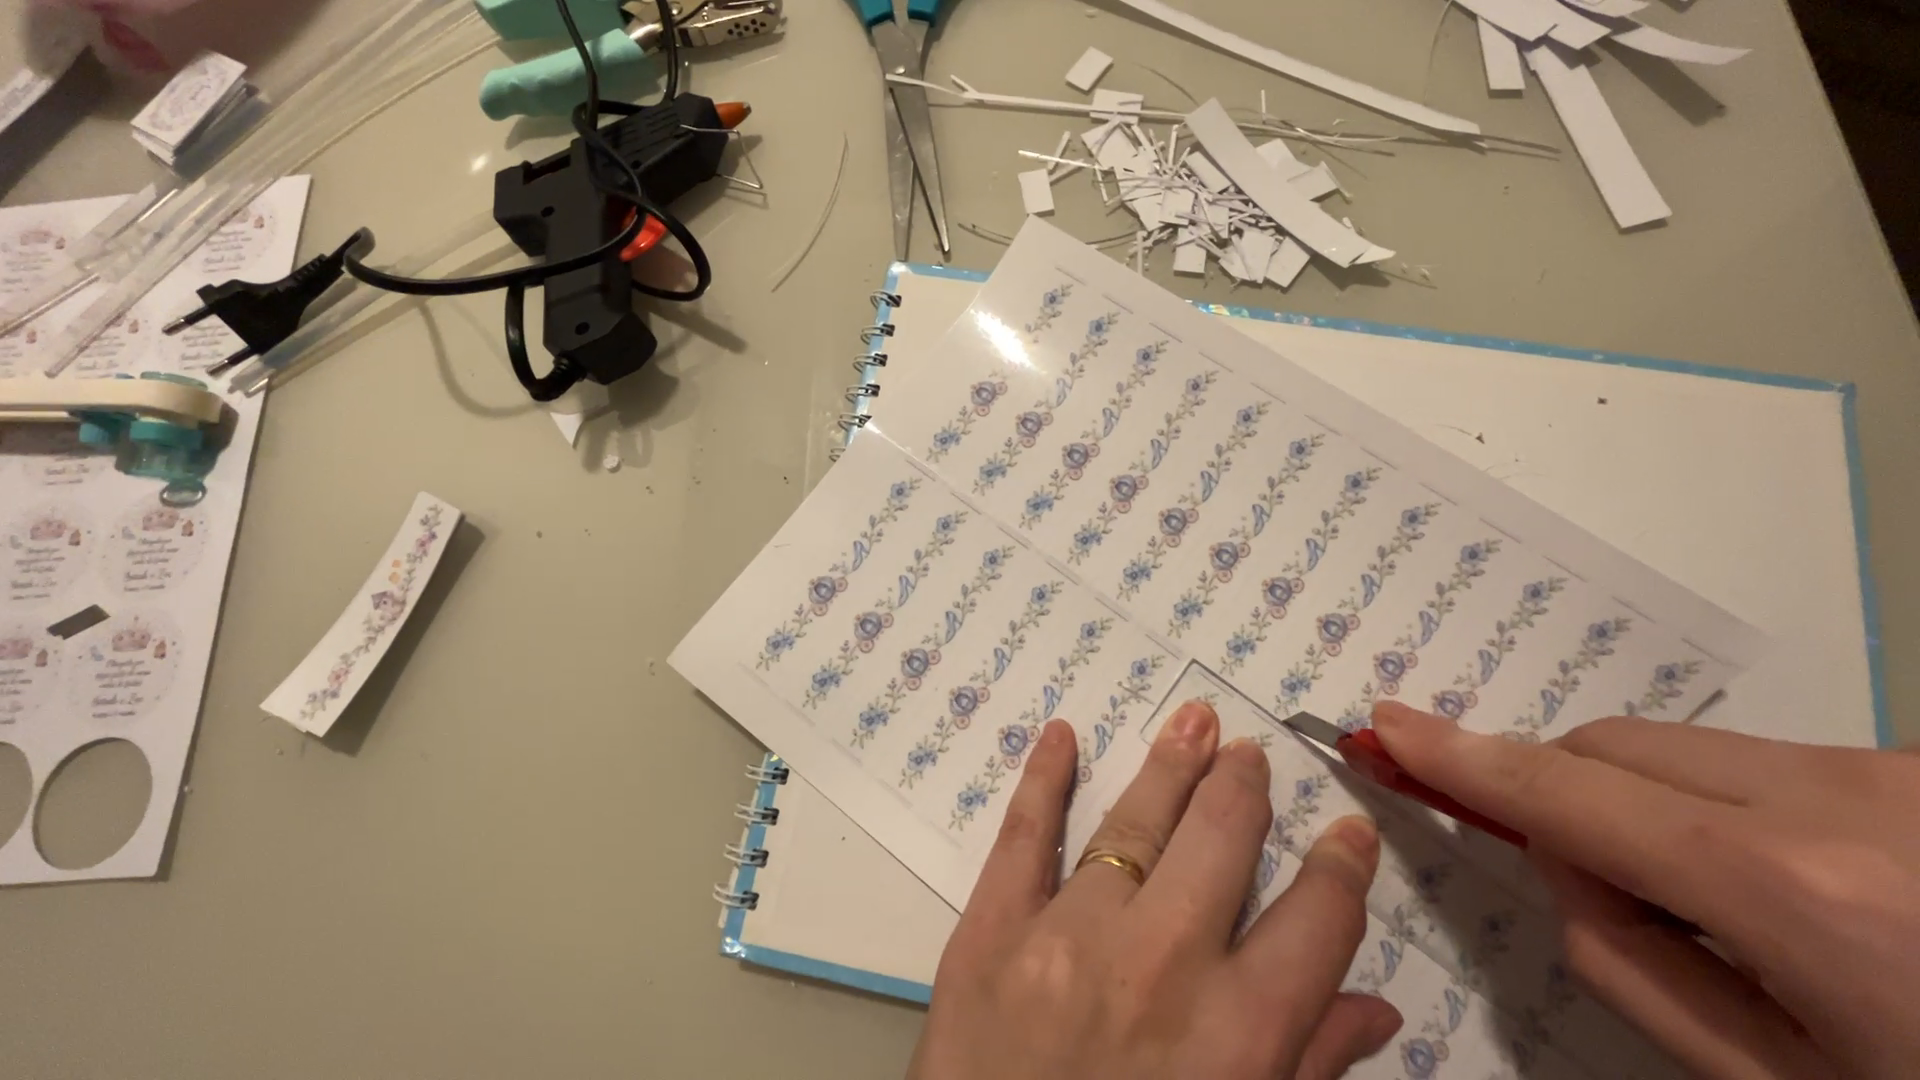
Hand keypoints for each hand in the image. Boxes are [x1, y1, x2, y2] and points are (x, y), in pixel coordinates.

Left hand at [909, 702, 1402, 1079]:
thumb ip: (1306, 1069)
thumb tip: (1374, 1008)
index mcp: (1238, 1030)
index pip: (1315, 921)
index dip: (1341, 868)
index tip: (1348, 828)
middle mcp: (1162, 963)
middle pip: (1220, 842)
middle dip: (1241, 788)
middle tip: (1249, 751)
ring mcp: (1068, 936)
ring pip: (1133, 826)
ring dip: (1169, 766)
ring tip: (1193, 720)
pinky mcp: (991, 929)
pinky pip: (1023, 837)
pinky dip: (1042, 780)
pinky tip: (1061, 736)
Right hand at [1373, 701, 1919, 1079]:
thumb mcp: (1769, 1079)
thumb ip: (1626, 958)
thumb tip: (1563, 860)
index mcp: (1795, 889)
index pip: (1561, 788)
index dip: (1458, 755)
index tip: (1386, 726)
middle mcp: (1847, 798)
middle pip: (1612, 745)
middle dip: (1560, 791)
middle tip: (1585, 879)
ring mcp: (1904, 770)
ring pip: (1686, 752)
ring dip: (1653, 809)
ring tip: (1734, 911)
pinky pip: (1764, 763)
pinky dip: (1729, 810)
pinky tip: (1808, 894)